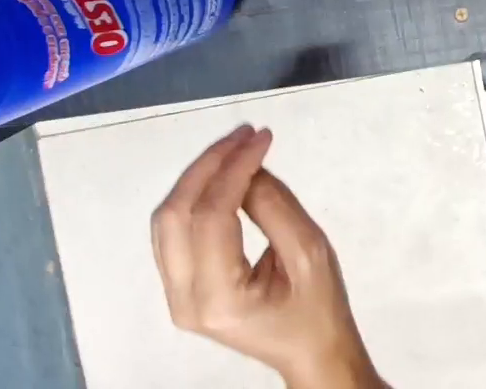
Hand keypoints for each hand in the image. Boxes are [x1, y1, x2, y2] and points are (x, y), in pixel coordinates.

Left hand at [151, 125, 383, 388]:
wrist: (311, 350)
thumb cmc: (318, 305)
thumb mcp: (310, 251)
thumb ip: (275, 206)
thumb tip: (248, 167)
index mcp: (218, 298)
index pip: (211, 216)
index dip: (233, 168)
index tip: (262, 137)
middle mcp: (184, 300)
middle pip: (174, 216)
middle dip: (207, 165)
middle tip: (245, 134)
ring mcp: (176, 295)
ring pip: (167, 220)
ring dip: (198, 176)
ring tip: (236, 145)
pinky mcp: (181, 286)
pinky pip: (174, 231)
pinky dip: (195, 194)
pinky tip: (223, 172)